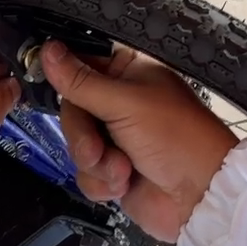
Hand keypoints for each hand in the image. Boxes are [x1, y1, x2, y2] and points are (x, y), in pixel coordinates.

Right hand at [42, 41, 237, 241]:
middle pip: (73, 109)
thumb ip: (81, 81)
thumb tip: (48, 49)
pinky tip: (125, 184)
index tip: (46, 82)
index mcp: (128, 72)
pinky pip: (85, 173)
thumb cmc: (174, 136)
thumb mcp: (125, 103)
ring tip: (122, 170)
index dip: (64, 75)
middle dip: (83, 135)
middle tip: (96, 149)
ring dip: (96, 162)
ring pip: (76, 144)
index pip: (82, 64)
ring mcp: (116, 137)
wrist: (200, 197)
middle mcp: (119, 101)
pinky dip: (102, 182)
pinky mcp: (113, 169)